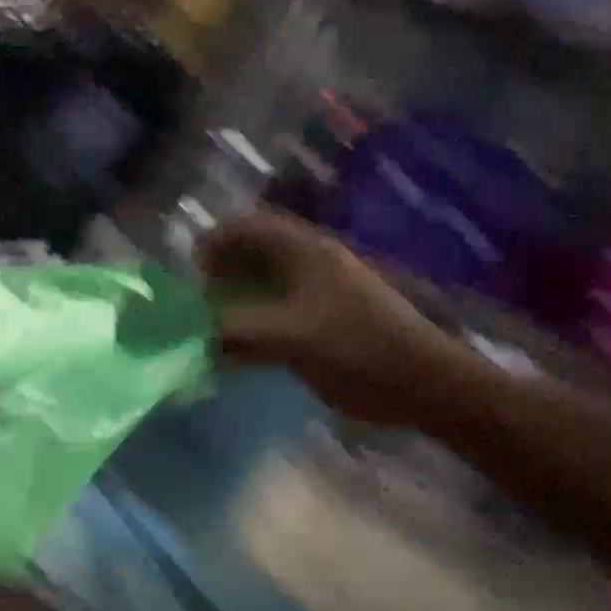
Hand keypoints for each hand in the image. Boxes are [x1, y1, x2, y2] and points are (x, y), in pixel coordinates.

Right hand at [196, 212, 466, 424]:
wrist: (424, 385)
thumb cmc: (355, 348)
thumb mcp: (285, 337)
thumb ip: (230, 329)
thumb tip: (186, 330)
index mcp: (304, 251)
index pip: (247, 225)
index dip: (213, 242)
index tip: (192, 273)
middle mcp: (310, 262)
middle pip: (251, 251)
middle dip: (219, 272)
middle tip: (199, 301)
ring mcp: (319, 291)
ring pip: (261, 282)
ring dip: (232, 298)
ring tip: (213, 324)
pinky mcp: (323, 319)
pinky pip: (274, 308)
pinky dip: (250, 320)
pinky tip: (238, 347)